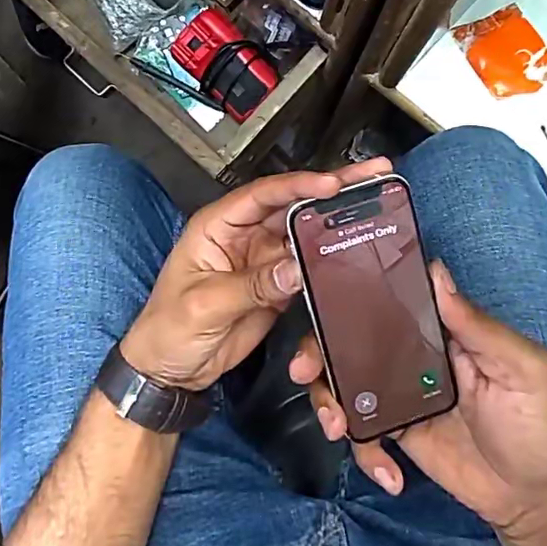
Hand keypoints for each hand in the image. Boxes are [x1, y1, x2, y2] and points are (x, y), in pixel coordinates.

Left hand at [118, 157, 391, 390]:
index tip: (333, 184)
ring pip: (306, 230)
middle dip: (332, 189)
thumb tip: (297, 268)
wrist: (171, 372)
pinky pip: (308, 264)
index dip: (298, 185)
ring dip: (338, 219)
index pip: (262, 195)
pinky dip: (333, 257)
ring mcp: (263, 257)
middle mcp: (244, 233)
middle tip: (373, 173)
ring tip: (377, 202)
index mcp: (218, 225)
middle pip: (292, 205)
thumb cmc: (168, 329)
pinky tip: (358, 245)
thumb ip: (252, 285)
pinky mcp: (277, 283)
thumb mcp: (205, 304)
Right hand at [290, 261, 546, 534]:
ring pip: (344, 382)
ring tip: (337, 428)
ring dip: (328, 400)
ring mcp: (398, 391)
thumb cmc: (535, 423)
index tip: (321, 296)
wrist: (532, 499)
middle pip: (351, 336)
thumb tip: (437, 273)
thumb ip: (479, 326)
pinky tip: (390, 474)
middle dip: (317, 348)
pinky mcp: (395, 429)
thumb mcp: (522, 369)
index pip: (388, 295)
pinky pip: (362, 433)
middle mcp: (412, 350)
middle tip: (305, 369)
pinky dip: (365, 453)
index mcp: (439, 326)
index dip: (350, 292)